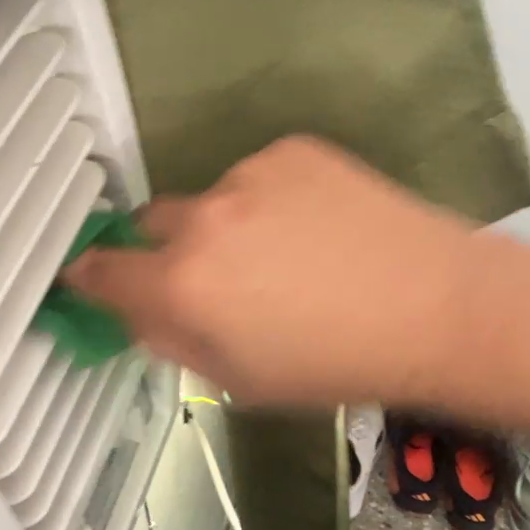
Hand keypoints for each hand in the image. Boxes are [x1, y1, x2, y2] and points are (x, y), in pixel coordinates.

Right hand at [63, 135, 492, 406]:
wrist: (440, 308)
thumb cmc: (334, 363)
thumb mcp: (237, 379)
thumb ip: (170, 340)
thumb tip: (138, 309)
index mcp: (182, 283)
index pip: (101, 269)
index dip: (89, 273)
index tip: (90, 275)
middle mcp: (201, 220)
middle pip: (150, 224)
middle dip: (164, 250)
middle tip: (212, 278)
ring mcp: (247, 176)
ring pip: (209, 201)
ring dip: (224, 226)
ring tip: (287, 254)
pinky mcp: (291, 150)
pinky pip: (256, 178)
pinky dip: (268, 201)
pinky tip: (316, 226)